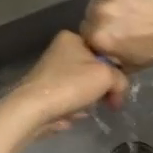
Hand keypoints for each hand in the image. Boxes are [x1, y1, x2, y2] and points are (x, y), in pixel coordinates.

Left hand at [0, 30, 128, 133]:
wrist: (32, 110)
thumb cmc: (70, 85)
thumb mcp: (106, 76)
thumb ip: (120, 79)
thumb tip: (118, 90)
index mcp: (71, 38)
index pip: (102, 51)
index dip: (114, 70)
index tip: (118, 89)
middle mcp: (58, 51)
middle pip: (92, 70)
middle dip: (101, 89)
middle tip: (108, 103)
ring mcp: (49, 72)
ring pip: (81, 87)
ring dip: (87, 101)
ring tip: (83, 109)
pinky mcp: (44, 92)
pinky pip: (68, 99)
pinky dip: (73, 108)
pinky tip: (71, 115)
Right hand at [82, 0, 152, 71]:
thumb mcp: (132, 64)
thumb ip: (110, 57)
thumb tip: (102, 52)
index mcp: (99, 34)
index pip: (87, 30)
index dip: (99, 31)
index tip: (113, 31)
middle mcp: (101, 9)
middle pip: (94, 9)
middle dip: (107, 14)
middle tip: (127, 17)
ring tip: (140, 3)